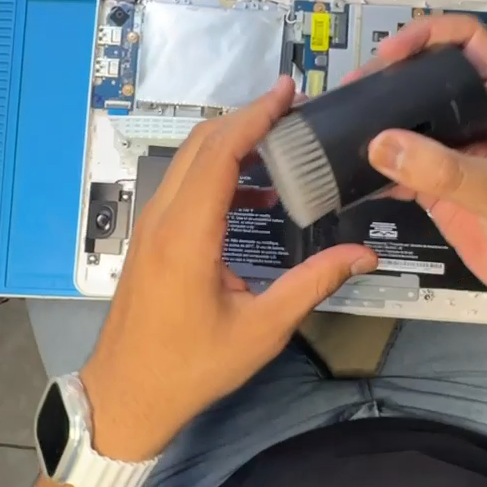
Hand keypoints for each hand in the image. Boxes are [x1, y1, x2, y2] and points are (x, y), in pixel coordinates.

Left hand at [81, 77, 376, 460]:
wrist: (124, 396)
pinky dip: (218, 174)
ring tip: (282, 145)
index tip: (288, 91)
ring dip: (232, 144)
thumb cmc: (191, 367)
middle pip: (202, 144)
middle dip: (247, 119)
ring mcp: (151, 225)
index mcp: (188, 233)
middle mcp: (163, 217)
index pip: (221, 151)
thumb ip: (311, 284)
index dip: (256, 115)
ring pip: (189, 162)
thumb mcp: (260, 330)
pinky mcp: (151, 238)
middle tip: (293, 111)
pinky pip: (184, 187)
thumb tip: (362, 256)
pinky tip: (255, 194)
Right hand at [360, 15, 486, 322]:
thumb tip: (384, 146)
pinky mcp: (438, 188)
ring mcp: (456, 155)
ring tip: (343, 126)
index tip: (392, 53)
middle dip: (390, 78)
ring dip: (377, 123)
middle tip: (355, 90)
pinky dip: (375, 171)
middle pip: (428, 79)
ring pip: (409, 123)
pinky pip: (400, 170)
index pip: (470, 42)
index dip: (431, 35)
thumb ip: (445, 170)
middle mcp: (477, 121)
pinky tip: (353, 176)